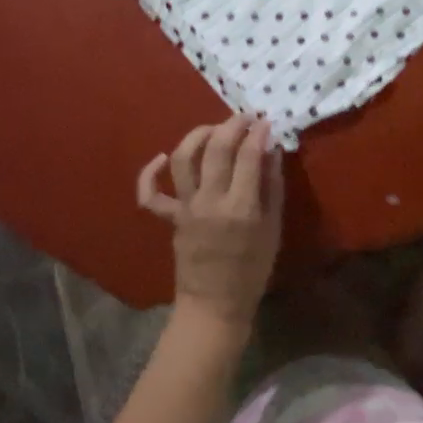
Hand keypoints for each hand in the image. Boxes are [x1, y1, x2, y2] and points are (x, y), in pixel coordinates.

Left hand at [136, 113, 284, 331]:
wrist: (215, 305)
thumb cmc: (252, 271)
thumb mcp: (273, 230)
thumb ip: (272, 187)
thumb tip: (271, 150)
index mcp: (241, 207)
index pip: (249, 156)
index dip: (258, 133)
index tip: (265, 121)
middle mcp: (210, 201)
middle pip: (216, 149)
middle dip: (232, 125)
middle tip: (245, 117)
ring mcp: (186, 208)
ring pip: (183, 160)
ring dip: (197, 136)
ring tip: (213, 129)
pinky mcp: (170, 218)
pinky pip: (150, 195)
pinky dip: (150, 173)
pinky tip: (161, 157)